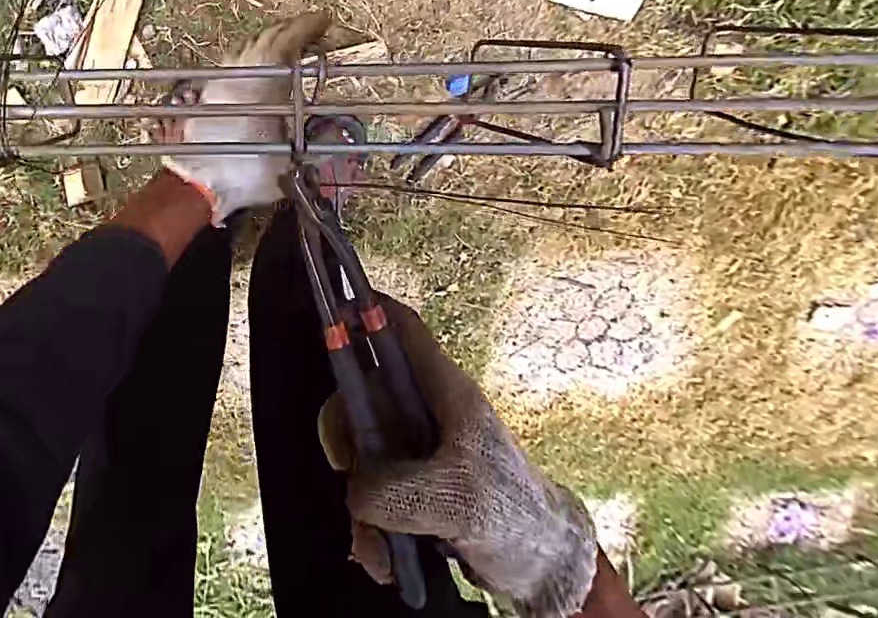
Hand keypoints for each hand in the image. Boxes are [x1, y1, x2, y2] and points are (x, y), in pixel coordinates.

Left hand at [162, 12, 329, 224]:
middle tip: (312, 31)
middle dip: (292, 29)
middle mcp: (242, 72)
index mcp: (266, 80)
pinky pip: (236, 62)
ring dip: (271, 41)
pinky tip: (259, 70)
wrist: (199, 183)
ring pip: (249, 47)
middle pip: (268, 37)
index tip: (325, 20)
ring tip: (289, 47)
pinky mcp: (208, 92)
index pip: (289, 39)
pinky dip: (253, 57)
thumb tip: (339, 129)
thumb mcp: (293, 157)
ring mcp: (221, 80)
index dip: (309, 26)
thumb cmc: (247, 169)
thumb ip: (320, 141)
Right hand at [321, 298, 600, 617]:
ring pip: (364, 446)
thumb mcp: (453, 498)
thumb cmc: (510, 514)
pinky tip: (381, 556)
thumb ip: (394, 489)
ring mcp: (418, 446)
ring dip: (359, 496)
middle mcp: (426, 410)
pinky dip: (370, 522)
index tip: (336, 309)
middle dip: (346, 429)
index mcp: (444, 391)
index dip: (371, 311)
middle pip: (365, 391)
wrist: (541, 569)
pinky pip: (373, 487)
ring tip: (372, 544)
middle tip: (342, 464)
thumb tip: (353, 490)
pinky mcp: (414, 481)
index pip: (404, 332)